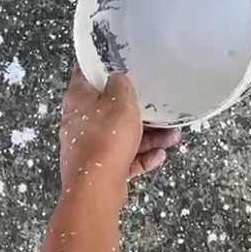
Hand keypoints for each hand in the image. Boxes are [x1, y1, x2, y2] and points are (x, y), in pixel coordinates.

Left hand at [59, 68, 180, 194]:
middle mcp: (80, 122)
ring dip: (149, 136)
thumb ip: (121, 83)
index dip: (102, 65)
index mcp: (78, 99)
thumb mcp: (121, 100)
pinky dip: (141, 156)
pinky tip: (160, 156)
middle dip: (139, 110)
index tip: (121, 62)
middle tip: (159, 109)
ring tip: (172, 137)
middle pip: (110, 108)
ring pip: (121, 135)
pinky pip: (124, 157)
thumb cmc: (107, 138)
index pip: (85, 72)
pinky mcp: (99, 168)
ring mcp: (89, 147)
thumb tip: (118, 78)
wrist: (96, 188)